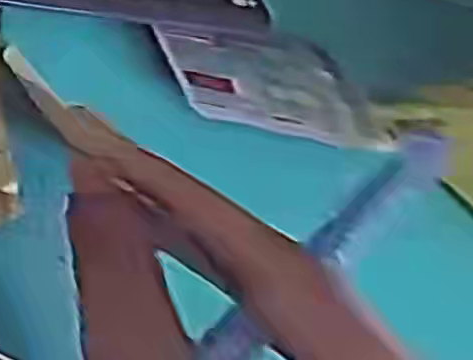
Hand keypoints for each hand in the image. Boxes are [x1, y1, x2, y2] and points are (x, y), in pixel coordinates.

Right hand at [67, 148, 408, 359]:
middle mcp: (385, 355)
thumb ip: (121, 275)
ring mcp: (364, 357)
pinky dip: (214, 268)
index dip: (178, 188)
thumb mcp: (142, 359)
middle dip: (179, 205)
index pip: (278, 255)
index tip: (94, 136)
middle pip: (285, 265)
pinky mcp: (333, 357)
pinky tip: (164, 244)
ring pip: (284, 284)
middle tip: (92, 153)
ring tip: (113, 191)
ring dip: (190, 232)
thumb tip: (88, 173)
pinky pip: (284, 305)